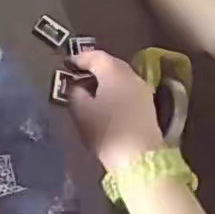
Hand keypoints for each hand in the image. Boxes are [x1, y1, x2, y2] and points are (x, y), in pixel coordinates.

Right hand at [64, 50, 166, 171]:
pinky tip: (105, 102)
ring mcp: (142, 91)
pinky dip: (114, 90)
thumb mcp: (80, 111)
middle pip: (111, 64)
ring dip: (105, 80)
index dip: (80, 58)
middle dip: (94, 67)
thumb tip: (77, 86)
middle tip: (77, 74)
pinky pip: (126, 90)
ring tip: (89, 89)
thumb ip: (75, 92)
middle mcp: (131, 76)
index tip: (67, 63)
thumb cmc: (105, 130)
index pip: (96, 56)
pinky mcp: (147, 106)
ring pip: (120, 77)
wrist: (138, 157)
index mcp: (114, 72)